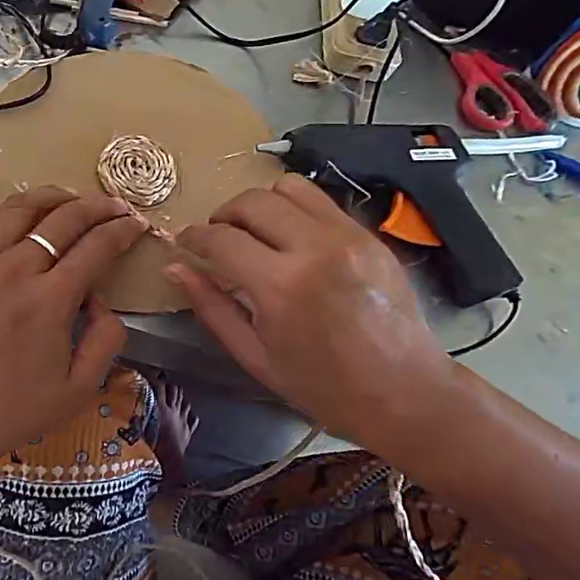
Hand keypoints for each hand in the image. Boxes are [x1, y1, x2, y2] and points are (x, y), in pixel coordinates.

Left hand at [0, 187, 146, 501]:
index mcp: (49, 300)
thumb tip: (103, 302)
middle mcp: (15, 270)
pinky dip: (13, 209)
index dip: (122, 232)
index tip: (139, 226)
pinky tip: (24, 215)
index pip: (95, 247)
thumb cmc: (8, 412)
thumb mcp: (77, 390)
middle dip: (97, 207)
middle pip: (62, 219)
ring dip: (53, 197)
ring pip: (20, 209)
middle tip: (118, 207)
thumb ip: (105, 340)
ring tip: (74, 199)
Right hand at [165, 175, 458, 441]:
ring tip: (254, 233)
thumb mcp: (254, 355)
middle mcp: (314, 248)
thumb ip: (211, 306)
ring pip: (288, 187)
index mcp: (280, 287)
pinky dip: (294, 209)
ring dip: (259, 204)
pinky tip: (290, 238)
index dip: (194, 237)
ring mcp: (347, 236)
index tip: (184, 243)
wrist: (404, 391)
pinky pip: (321, 200)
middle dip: (222, 215)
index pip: (221, 238)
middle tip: (217, 240)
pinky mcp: (369, 234)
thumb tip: (175, 267)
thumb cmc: (322, 386)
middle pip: (251, 202)